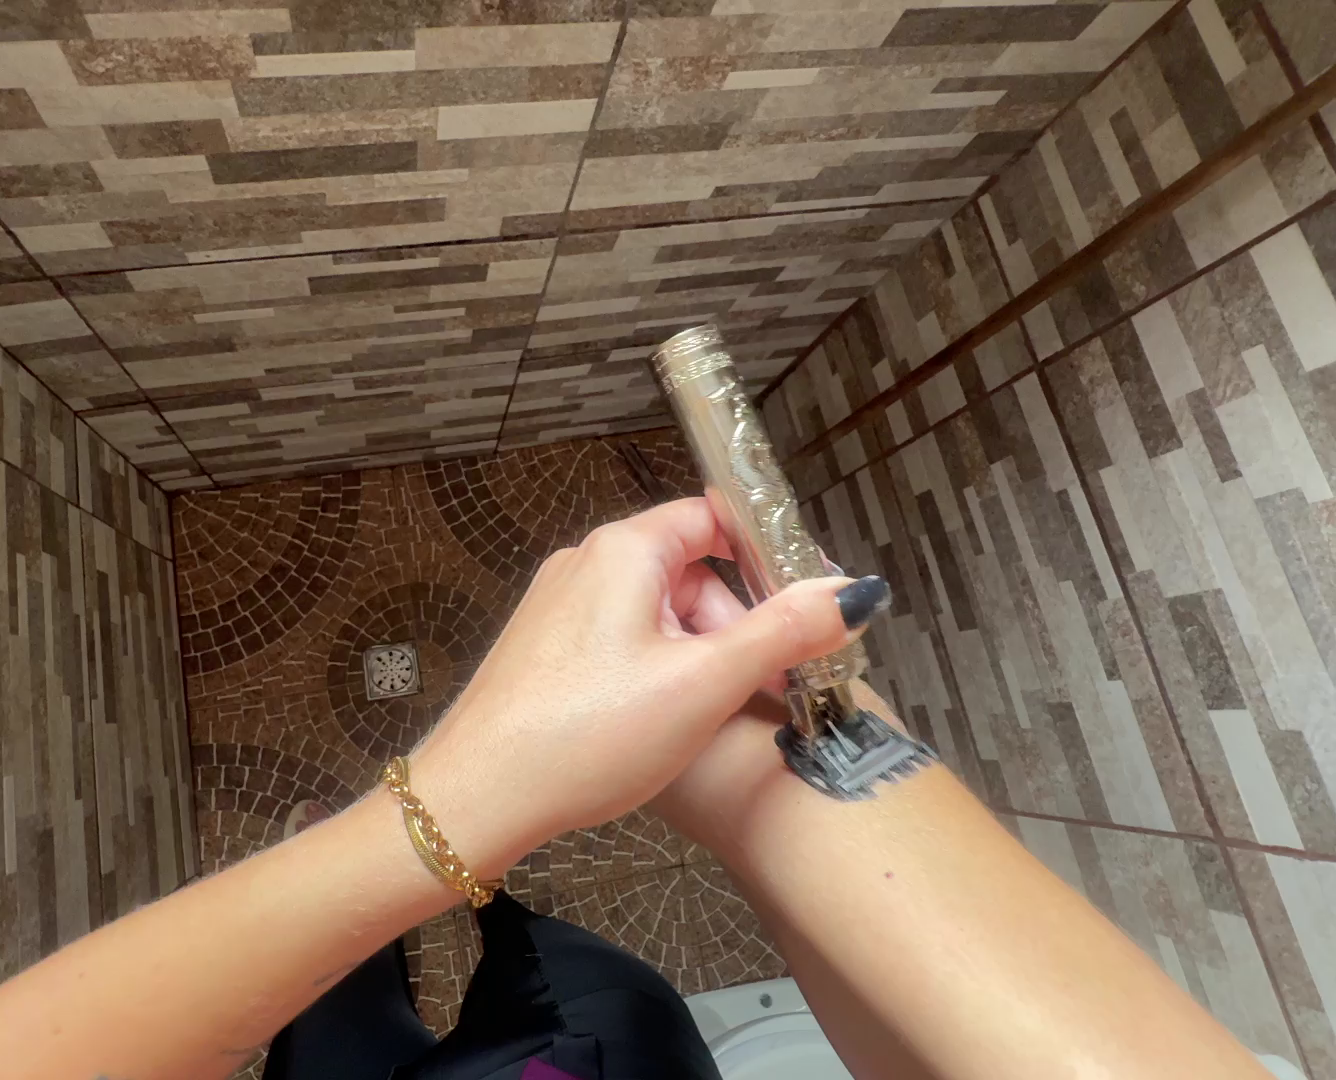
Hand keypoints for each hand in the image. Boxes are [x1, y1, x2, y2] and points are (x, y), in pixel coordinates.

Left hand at [407, 498, 868, 878]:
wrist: (480, 793)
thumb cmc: (591, 732)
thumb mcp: (705, 681)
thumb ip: (784, 630)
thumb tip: (855, 592)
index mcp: (623, 549)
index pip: (711, 517)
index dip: (765, 554)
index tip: (804, 605)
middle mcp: (584, 563)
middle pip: (688, 571)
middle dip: (735, 622)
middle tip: (768, 685)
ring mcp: (559, 605)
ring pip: (655, 610)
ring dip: (699, 650)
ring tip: (716, 713)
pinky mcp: (546, 646)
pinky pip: (620, 637)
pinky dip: (657, 664)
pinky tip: (663, 716)